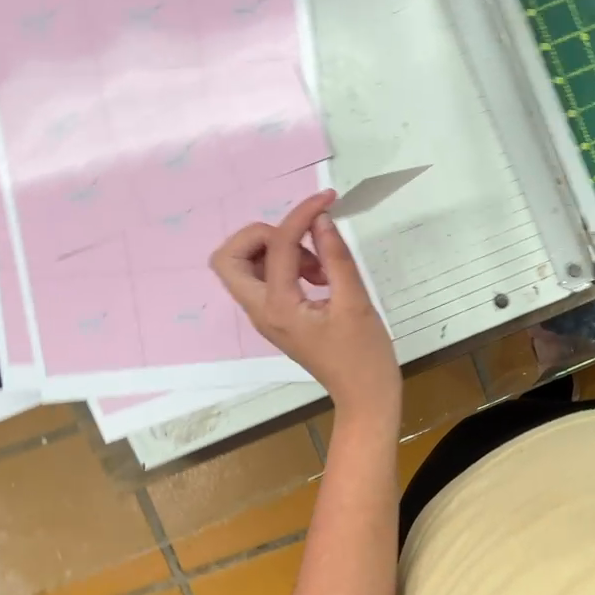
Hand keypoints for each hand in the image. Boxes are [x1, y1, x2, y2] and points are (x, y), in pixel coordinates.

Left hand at [211, 191, 398, 415]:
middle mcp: (261, 310)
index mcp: (278, 306)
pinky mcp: (277, 317)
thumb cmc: (364, 354)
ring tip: (320, 265)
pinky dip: (285, 265)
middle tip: (303, 240)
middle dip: (263, 235)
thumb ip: (336, 257)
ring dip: (276, 251)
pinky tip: (319, 275)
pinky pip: (264, 279)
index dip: (302, 215)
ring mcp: (265, 315)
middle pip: (229, 257)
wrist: (365, 394)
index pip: (279, 245)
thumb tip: (321, 220)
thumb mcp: (355, 302)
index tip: (327, 200)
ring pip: (243, 267)